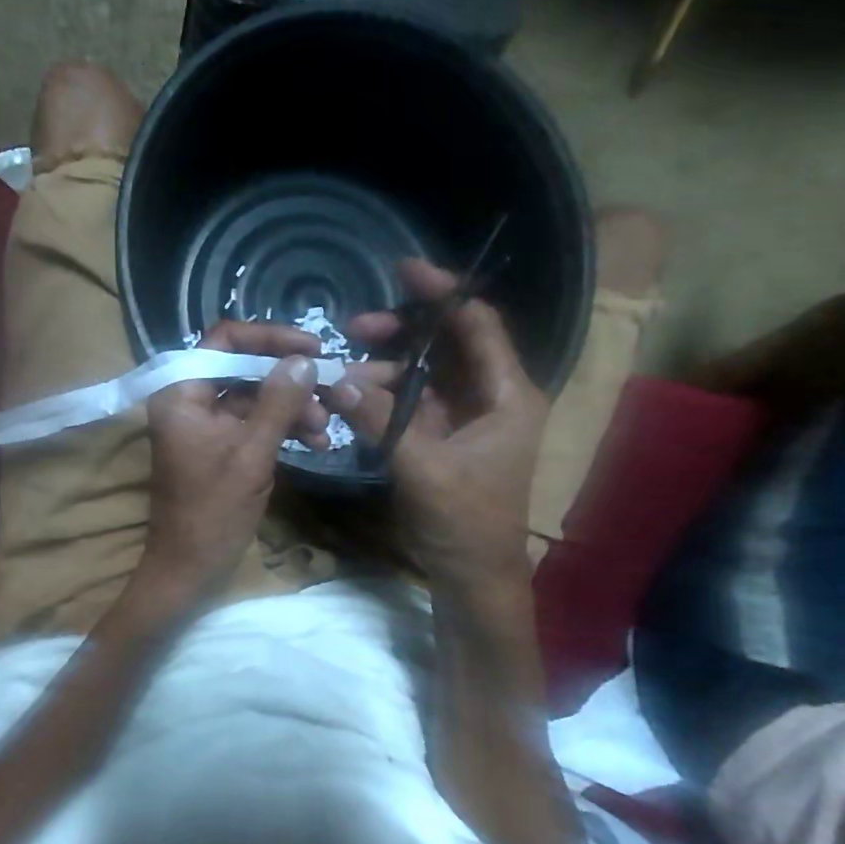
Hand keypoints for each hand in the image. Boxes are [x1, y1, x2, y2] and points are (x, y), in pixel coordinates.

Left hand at [144, 321, 327, 595]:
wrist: (189, 566)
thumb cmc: (213, 511)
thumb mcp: (251, 453)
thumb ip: (277, 403)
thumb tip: (304, 359)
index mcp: (181, 393)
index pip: (225, 340)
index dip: (270, 337)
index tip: (313, 348)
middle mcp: (188, 400)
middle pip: (243, 367)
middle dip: (288, 380)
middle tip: (329, 390)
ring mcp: (203, 423)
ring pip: (253, 396)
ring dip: (291, 407)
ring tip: (324, 430)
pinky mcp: (219, 445)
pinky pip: (253, 422)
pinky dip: (282, 428)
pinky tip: (316, 443)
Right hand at [323, 259, 548, 593]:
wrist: (470, 573)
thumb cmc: (463, 521)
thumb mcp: (422, 468)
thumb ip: (381, 422)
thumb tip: (337, 382)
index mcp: (507, 395)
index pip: (478, 326)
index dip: (444, 294)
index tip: (403, 270)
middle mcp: (489, 397)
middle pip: (445, 343)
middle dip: (401, 331)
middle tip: (355, 328)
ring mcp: (462, 417)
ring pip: (422, 372)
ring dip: (382, 368)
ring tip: (343, 378)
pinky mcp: (439, 436)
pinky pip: (408, 401)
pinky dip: (380, 396)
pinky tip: (351, 400)